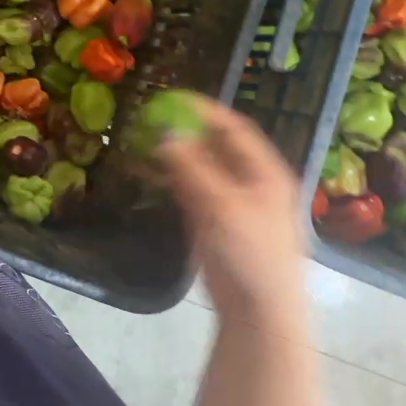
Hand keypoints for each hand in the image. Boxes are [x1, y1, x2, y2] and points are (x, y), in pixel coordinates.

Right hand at [159, 96, 307, 334]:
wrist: (257, 310)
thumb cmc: (250, 254)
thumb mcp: (221, 206)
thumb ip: (191, 167)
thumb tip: (165, 132)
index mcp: (265, 174)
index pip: (234, 130)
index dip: (205, 110)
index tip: (171, 96)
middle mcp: (250, 182)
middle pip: (214, 145)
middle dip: (183, 129)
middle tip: (149, 115)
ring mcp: (230, 201)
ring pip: (198, 166)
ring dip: (171, 151)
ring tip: (140, 137)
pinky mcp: (212, 219)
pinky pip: (187, 187)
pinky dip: (167, 175)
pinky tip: (143, 168)